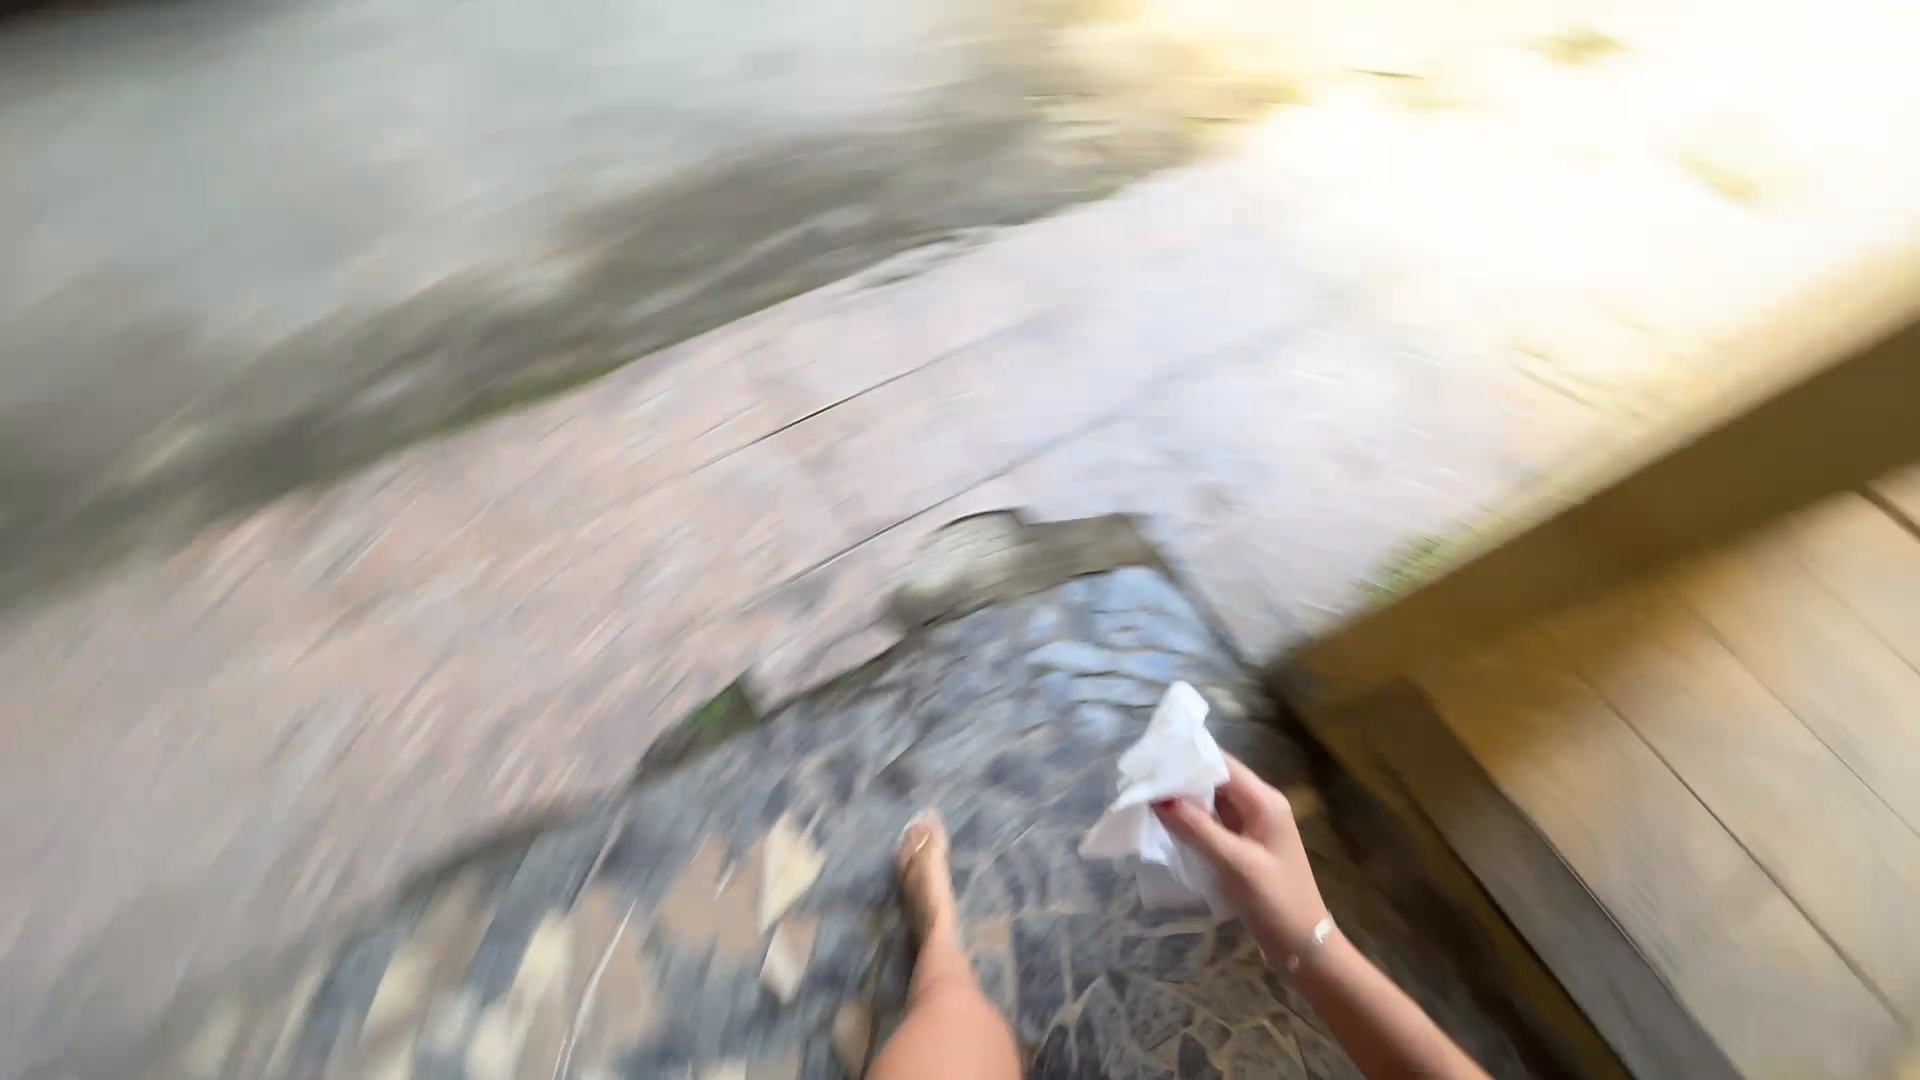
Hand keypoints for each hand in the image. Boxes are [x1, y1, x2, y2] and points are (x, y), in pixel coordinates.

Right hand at [1154, 753, 1330, 963]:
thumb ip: (1196, 827)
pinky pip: (1211, 821)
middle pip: (1214, 779)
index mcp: (1264, 801)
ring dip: (1182, 799)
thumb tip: (1158, 798)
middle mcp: (1257, 805)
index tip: (1152, 761)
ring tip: (1145, 797)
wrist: (1304, 948)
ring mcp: (1250, 825)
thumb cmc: (1275, 902)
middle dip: (1180, 778)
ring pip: (1210, 800)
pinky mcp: (1241, 844)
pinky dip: (1189, 819)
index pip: (1221, 763)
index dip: (1187, 758)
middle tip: (1142, 780)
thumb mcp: (1234, 863)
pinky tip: (1165, 822)